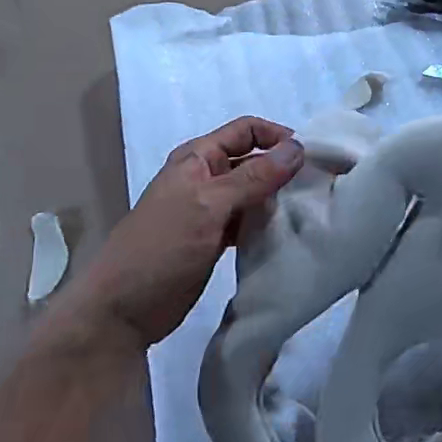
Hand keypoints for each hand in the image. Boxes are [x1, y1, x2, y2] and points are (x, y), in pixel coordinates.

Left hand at [56, 117, 303, 352]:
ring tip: (309, 208)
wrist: (122, 311)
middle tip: (319, 184)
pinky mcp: (214, 239)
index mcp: (197, 159)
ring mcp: (209, 210)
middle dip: (282, 167)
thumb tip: (297, 148)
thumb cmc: (162, 247)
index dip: (277, 136)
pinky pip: (248, 220)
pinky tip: (287, 231)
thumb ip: (254, 177)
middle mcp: (205, 178)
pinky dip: (266, 222)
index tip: (310, 156)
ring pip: (253, 192)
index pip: (246, 131)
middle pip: (252, 160)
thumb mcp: (209, 205)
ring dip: (277, 196)